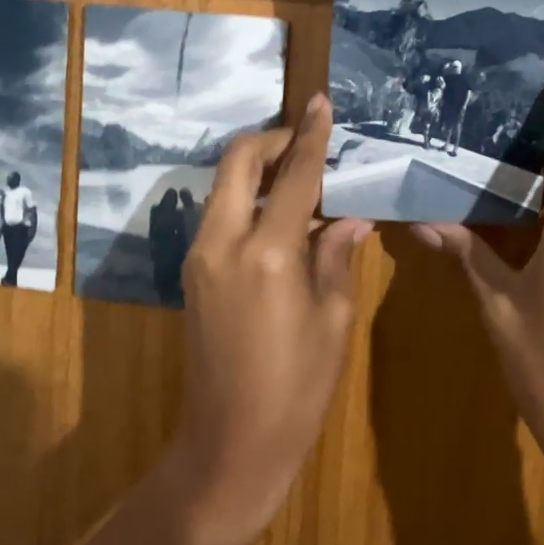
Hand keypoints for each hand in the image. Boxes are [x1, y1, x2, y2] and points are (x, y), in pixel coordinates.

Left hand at [173, 95, 371, 532]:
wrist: (231, 442)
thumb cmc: (297, 389)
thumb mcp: (334, 321)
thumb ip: (337, 256)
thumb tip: (350, 217)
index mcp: (268, 253)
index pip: (293, 176)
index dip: (311, 136)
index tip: (322, 103)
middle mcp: (224, 242)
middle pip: (237, 161)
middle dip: (271, 140)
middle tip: (307, 142)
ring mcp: (200, 257)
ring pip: (223, 185)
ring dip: (257, 169)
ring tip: (300, 179)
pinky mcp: (193, 273)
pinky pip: (220, 215)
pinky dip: (247, 199)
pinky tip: (280, 217)